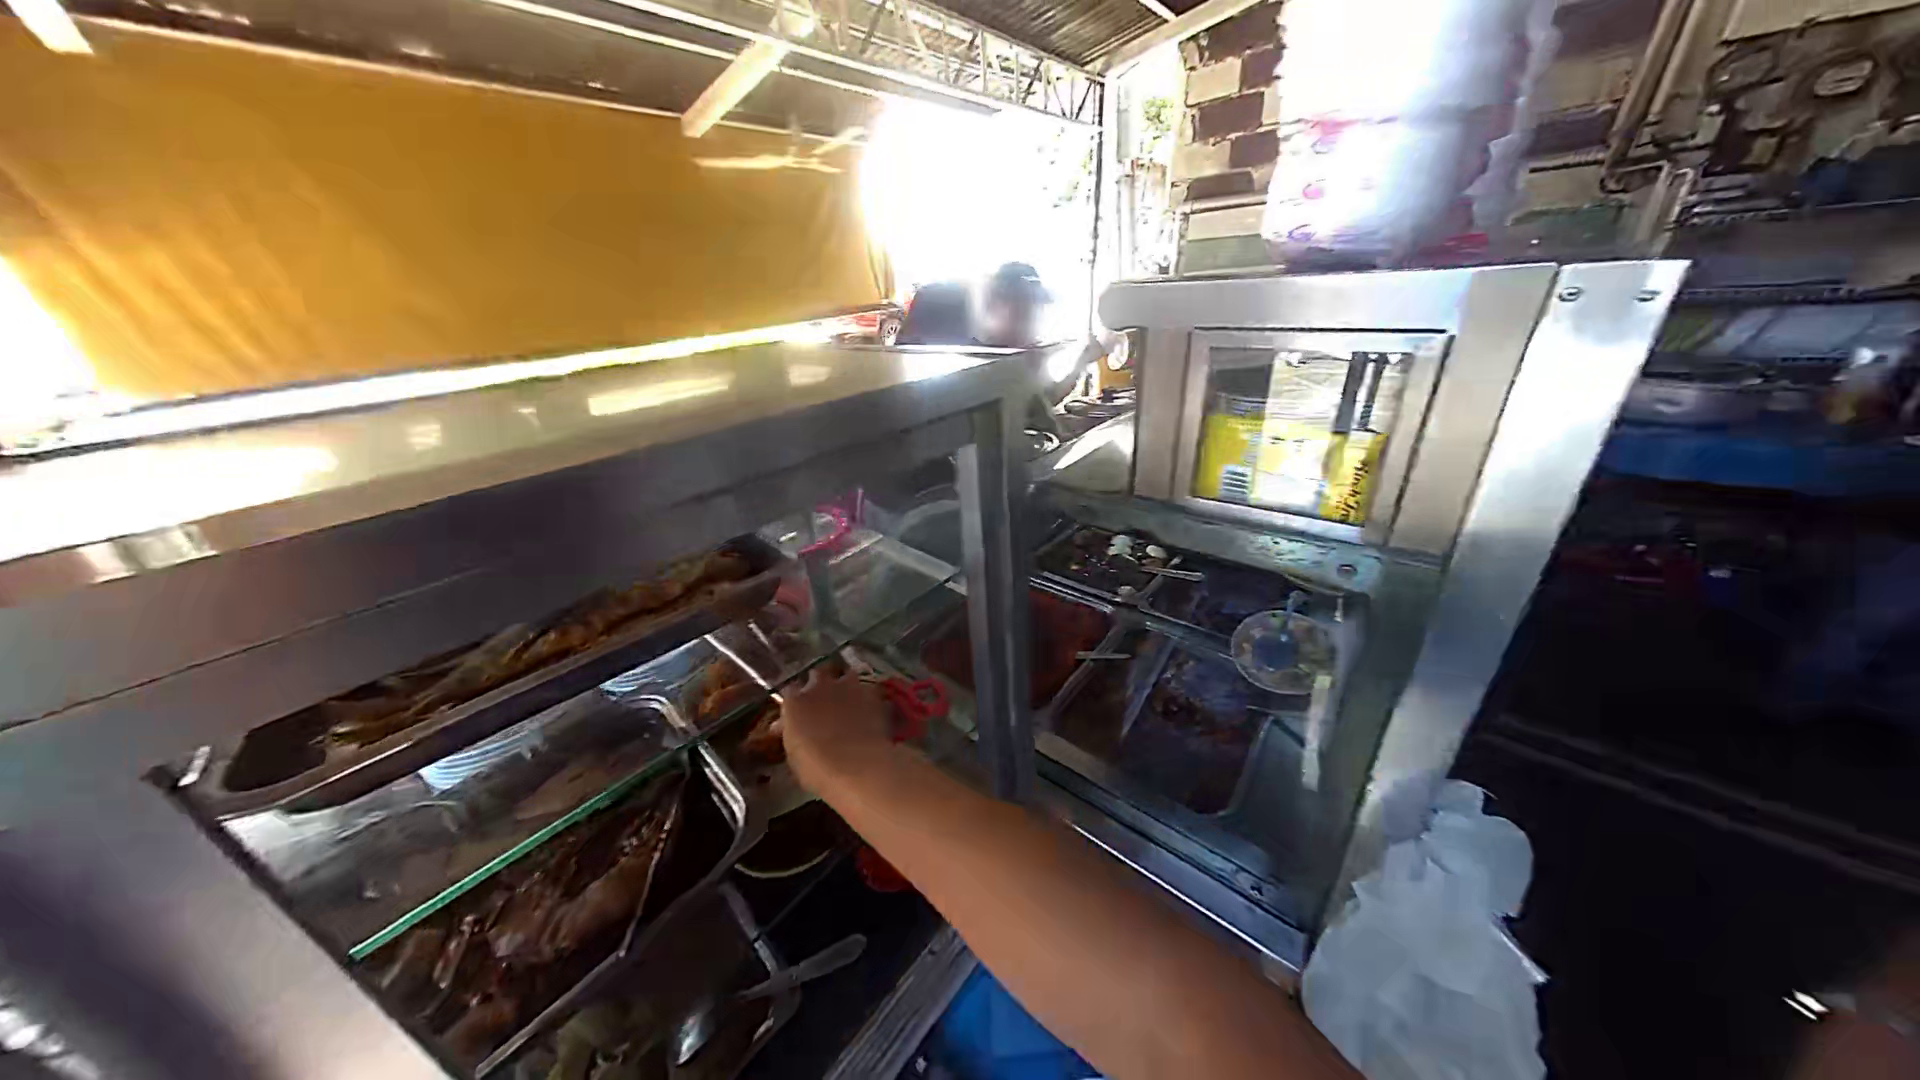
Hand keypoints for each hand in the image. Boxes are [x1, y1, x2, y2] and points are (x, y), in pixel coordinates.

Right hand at [779, 666, 894, 793]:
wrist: (857, 766)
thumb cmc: (818, 769)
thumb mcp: (795, 754)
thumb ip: (793, 732)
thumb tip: (789, 725)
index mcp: (795, 702)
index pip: (790, 691)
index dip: (794, 700)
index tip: (797, 710)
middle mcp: (820, 687)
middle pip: (817, 674)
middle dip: (819, 683)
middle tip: (823, 698)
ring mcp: (847, 687)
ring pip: (845, 674)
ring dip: (845, 683)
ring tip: (849, 696)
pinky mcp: (871, 694)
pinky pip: (867, 688)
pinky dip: (866, 696)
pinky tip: (868, 708)